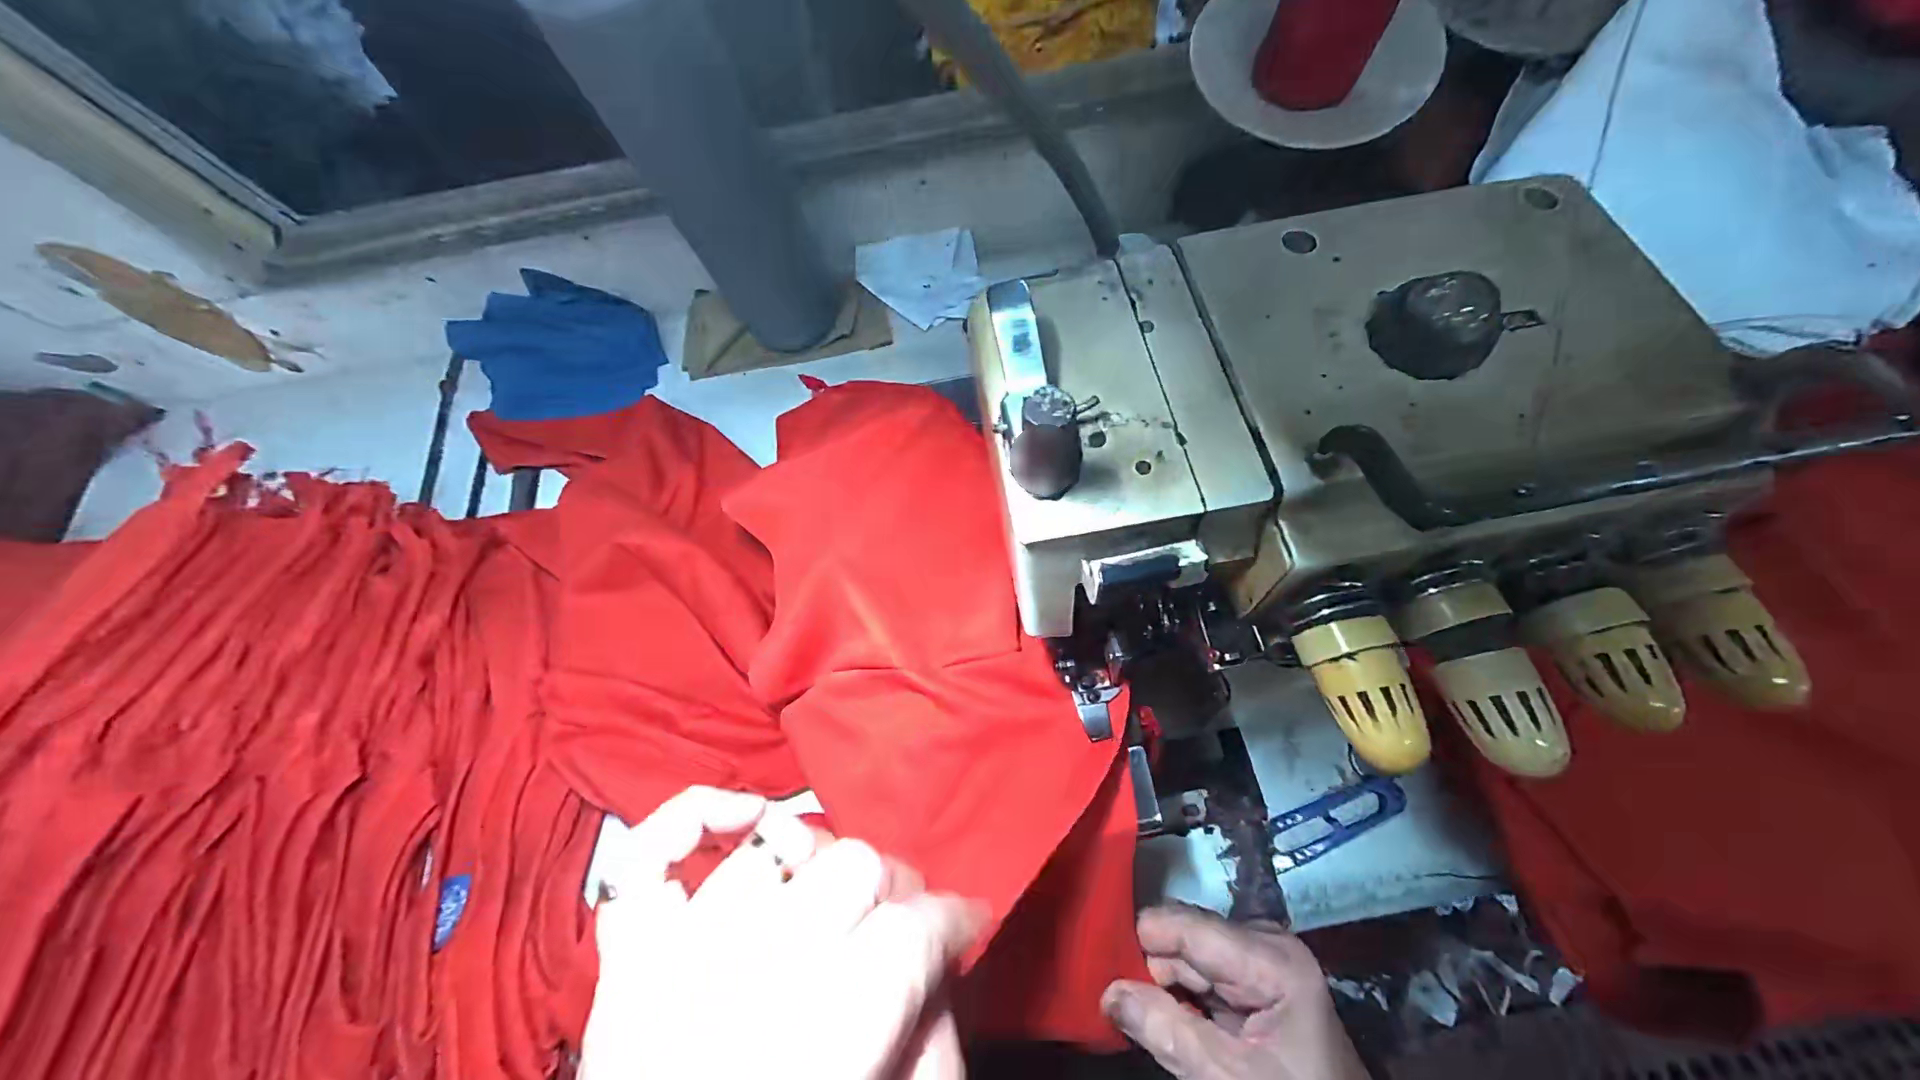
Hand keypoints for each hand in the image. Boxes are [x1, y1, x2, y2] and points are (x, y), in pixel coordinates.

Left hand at [581, 786, 985, 1079]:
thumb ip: (932, 1046)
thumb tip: (942, 965)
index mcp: (828, 1031)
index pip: (916, 926)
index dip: (954, 919)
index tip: (964, 923)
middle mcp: (755, 967)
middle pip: (857, 867)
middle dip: (894, 890)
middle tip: (899, 921)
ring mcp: (684, 948)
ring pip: (782, 844)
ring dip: (822, 861)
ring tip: (833, 892)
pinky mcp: (629, 954)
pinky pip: (652, 851)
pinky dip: (697, 816)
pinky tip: (743, 819)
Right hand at [1101, 904, 1368, 1079]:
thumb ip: (1167, 1032)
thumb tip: (1106, 992)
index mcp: (1269, 958)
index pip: (1182, 926)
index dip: (1138, 945)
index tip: (1100, 972)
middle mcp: (1264, 943)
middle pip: (1182, 938)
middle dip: (1149, 970)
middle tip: (1119, 1006)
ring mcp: (1261, 960)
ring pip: (1186, 956)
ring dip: (1161, 986)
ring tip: (1139, 1017)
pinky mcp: (1255, 981)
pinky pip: (1200, 975)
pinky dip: (1179, 997)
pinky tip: (1167, 1020)